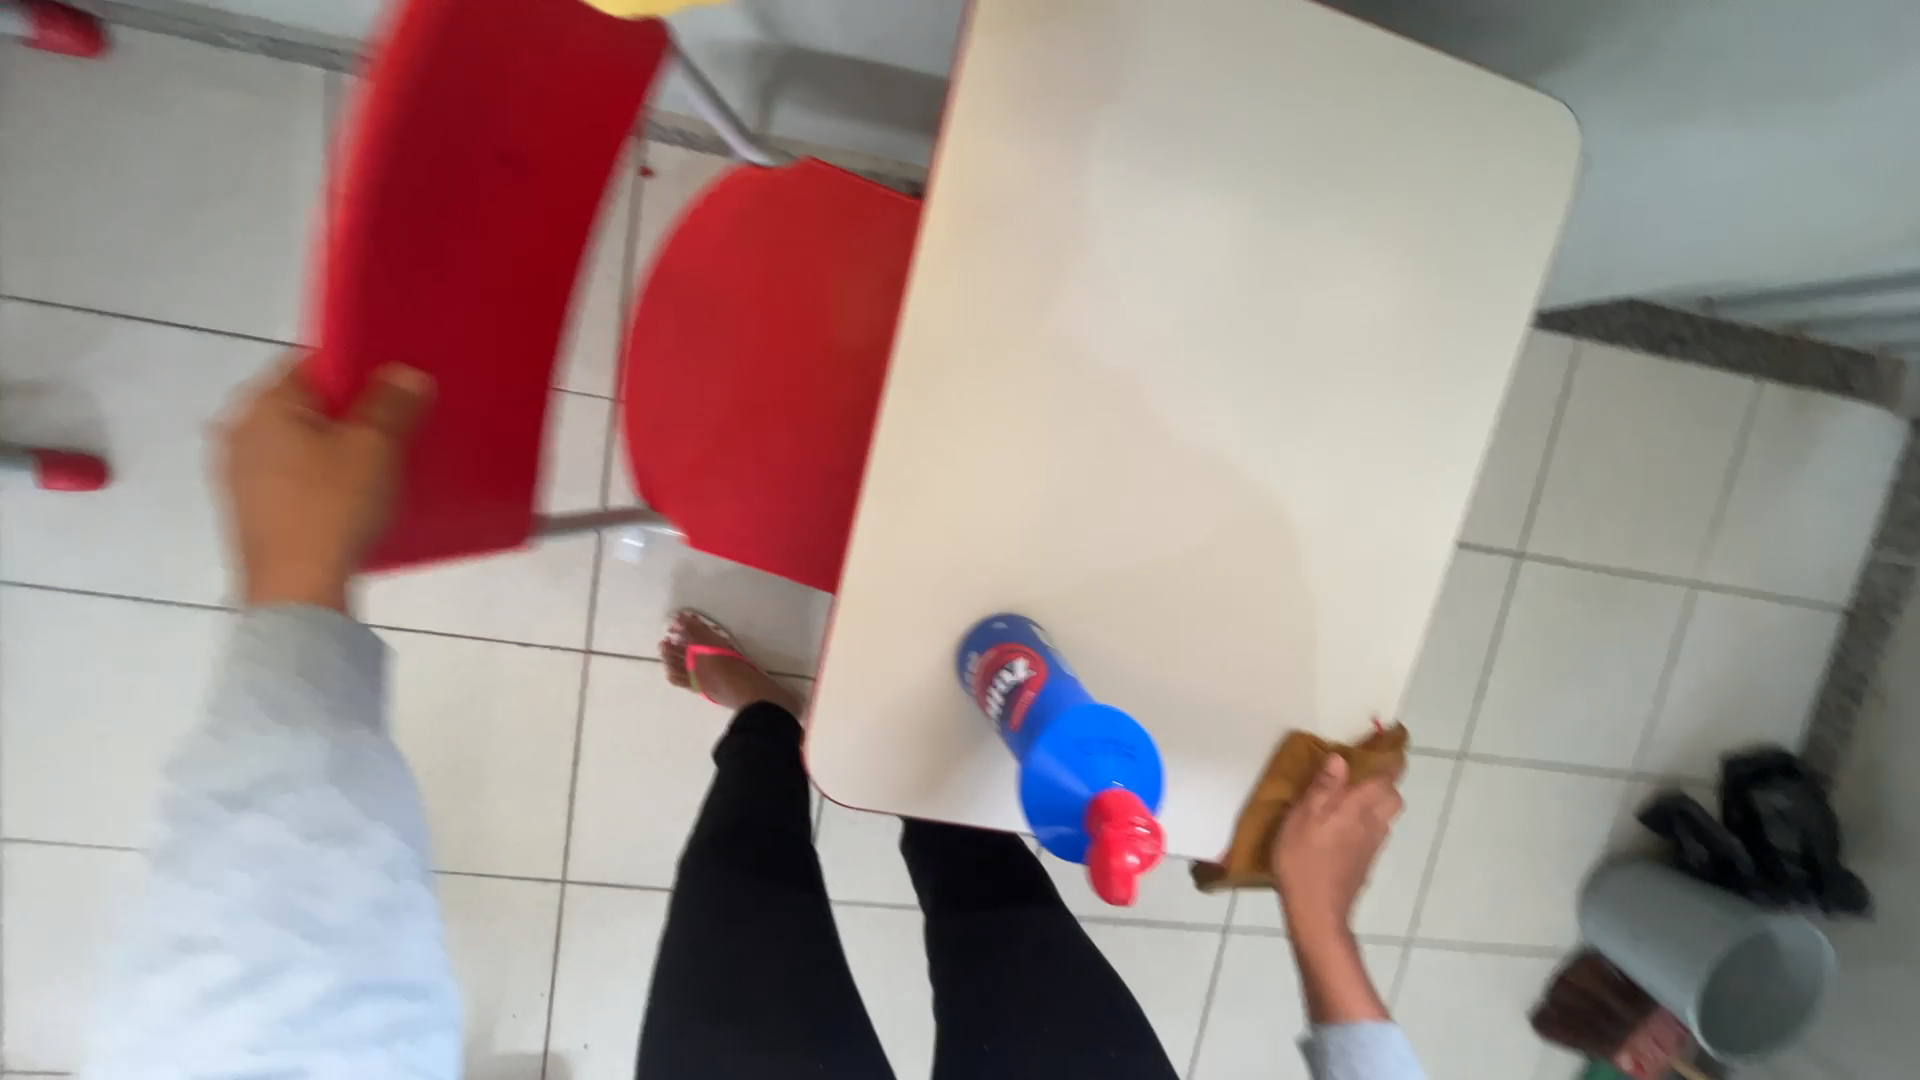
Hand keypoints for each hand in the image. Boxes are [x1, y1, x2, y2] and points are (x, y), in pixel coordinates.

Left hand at [217, 355, 432, 611]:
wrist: (297, 584)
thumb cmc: (336, 504)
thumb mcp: (376, 447)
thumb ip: (392, 404)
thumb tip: (405, 373)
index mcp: (264, 404)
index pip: (312, 362)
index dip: (359, 368)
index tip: (398, 388)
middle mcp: (239, 429)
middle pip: (305, 403)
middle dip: (351, 410)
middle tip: (397, 427)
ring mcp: (237, 470)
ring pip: (299, 439)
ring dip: (338, 444)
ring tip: (381, 463)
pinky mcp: (249, 505)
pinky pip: (293, 472)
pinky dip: (323, 473)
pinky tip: (353, 494)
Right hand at [1271, 754, 1403, 940]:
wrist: (1317, 911)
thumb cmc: (1303, 859)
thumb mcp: (1302, 817)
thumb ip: (1323, 788)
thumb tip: (1341, 758)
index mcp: (1357, 808)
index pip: (1386, 779)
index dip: (1390, 760)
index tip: (1384, 744)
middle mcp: (1373, 825)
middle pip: (1393, 798)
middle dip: (1383, 782)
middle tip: (1357, 773)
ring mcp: (1371, 846)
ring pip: (1384, 816)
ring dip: (1373, 802)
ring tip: (1345, 796)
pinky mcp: (1365, 862)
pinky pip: (1373, 832)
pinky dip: (1364, 821)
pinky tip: (1339, 826)